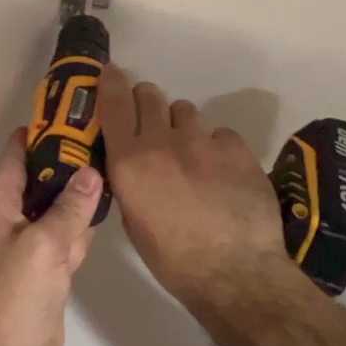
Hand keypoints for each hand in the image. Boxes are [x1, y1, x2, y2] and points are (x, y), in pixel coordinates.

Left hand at [0, 127, 103, 345]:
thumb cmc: (15, 298)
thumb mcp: (45, 246)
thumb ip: (70, 207)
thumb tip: (92, 171)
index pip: (16, 155)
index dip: (43, 132)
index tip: (75, 113)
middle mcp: (5, 220)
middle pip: (39, 181)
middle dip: (69, 163)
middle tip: (106, 138)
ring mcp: (23, 248)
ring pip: (54, 210)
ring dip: (77, 197)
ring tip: (112, 163)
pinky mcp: (40, 273)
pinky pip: (61, 239)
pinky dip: (78, 229)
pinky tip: (103, 212)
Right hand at [98, 66, 290, 308]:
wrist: (236, 273)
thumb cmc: (174, 260)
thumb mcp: (133, 221)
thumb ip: (129, 181)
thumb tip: (132, 164)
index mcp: (129, 161)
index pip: (113, 103)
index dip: (109, 82)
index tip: (110, 72)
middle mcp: (161, 141)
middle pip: (149, 95)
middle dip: (146, 101)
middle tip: (150, 121)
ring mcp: (202, 141)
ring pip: (185, 111)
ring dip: (181, 125)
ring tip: (190, 154)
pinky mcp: (236, 148)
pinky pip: (220, 133)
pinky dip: (216, 147)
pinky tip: (222, 173)